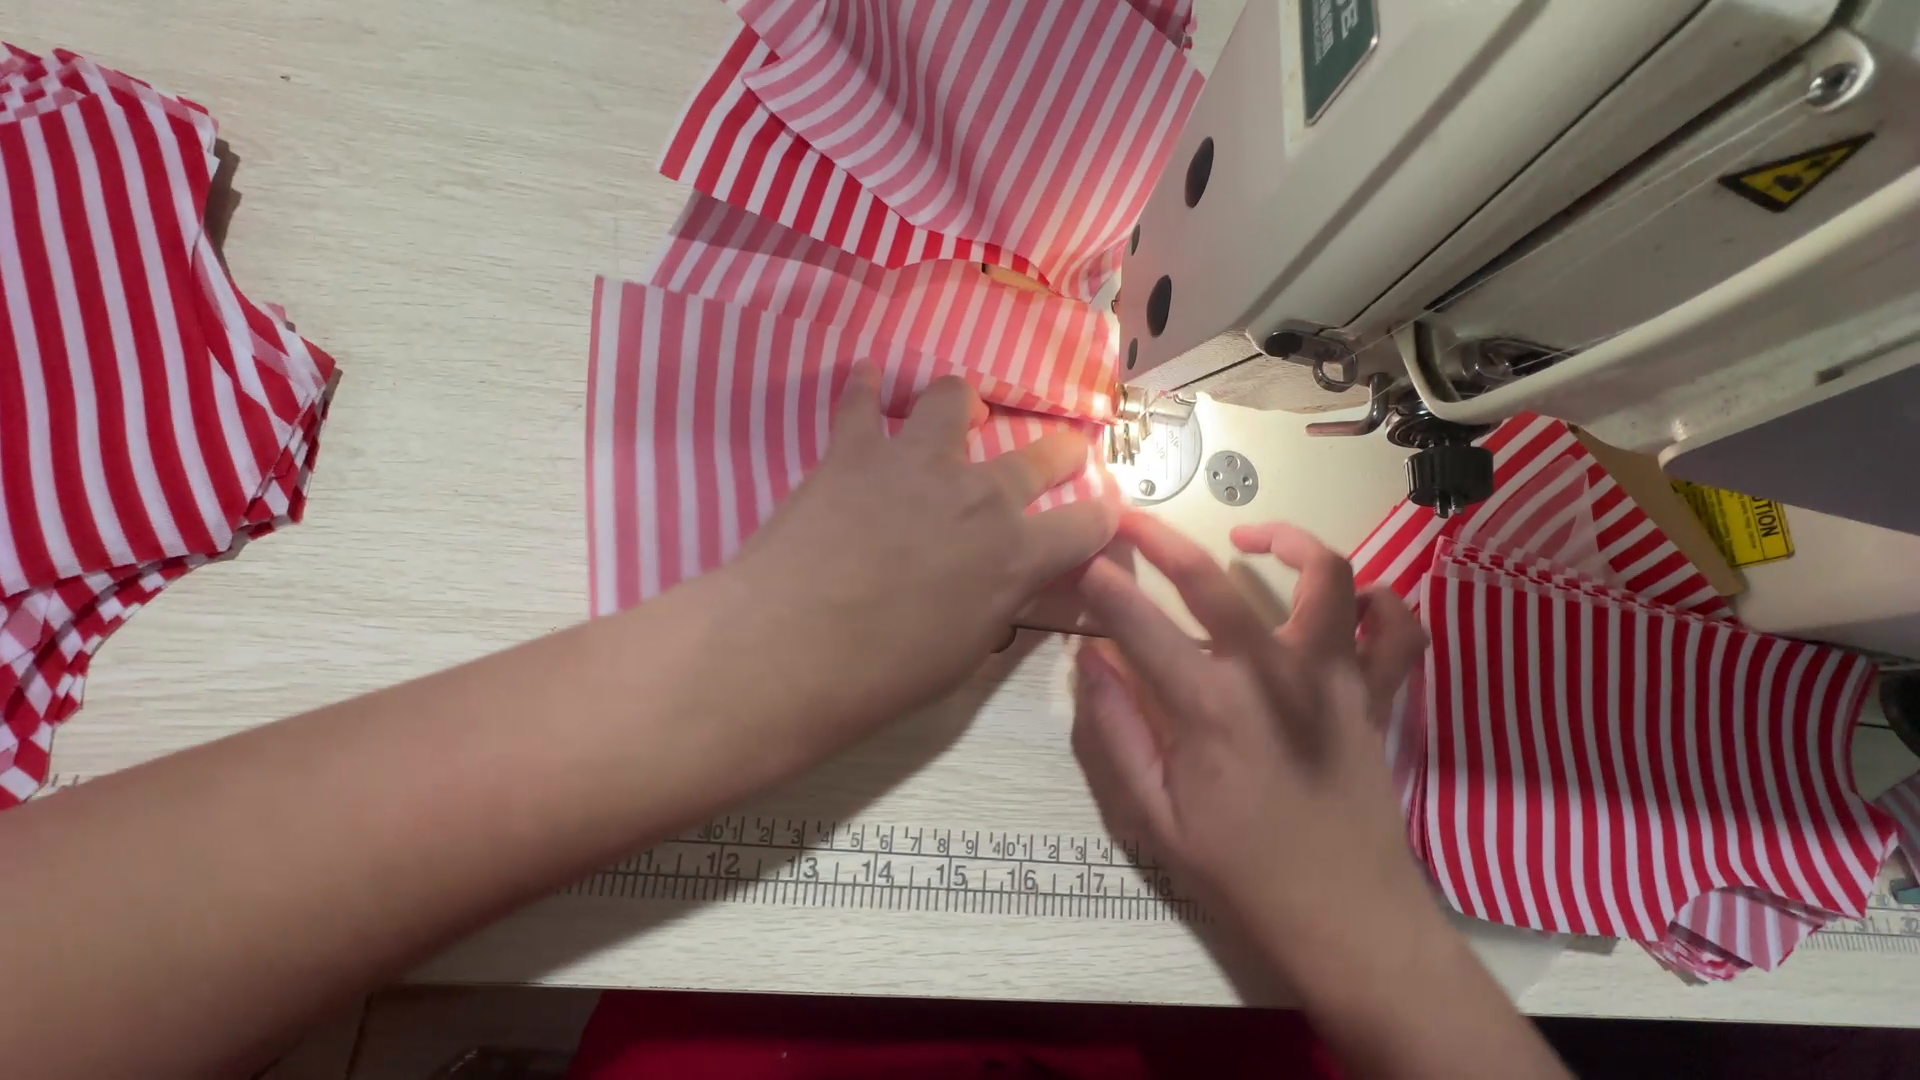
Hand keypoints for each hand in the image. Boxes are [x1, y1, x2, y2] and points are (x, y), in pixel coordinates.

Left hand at [732, 364, 1119, 735]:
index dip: (1103, 516)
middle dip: (1062, 451)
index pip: (1087, 525)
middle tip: (1062, 451)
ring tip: (958, 411)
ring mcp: (918, 463)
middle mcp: (979, 496)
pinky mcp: (855, 450)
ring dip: (964, 403)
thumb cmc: (884, 673)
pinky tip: (868, 379)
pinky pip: (864, 400)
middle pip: (1041, 456)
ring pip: (956, 399)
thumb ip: (997, 602)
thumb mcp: (965, 653)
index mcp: (1015, 555)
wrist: (792, 647)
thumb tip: (1006, 581)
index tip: (1105, 509)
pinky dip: (867, 388)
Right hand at [1071, 512, 1428, 969]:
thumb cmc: (1238, 868)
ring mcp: (1334, 679)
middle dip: (1162, 539)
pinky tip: (1350, 602)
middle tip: (1134, 520)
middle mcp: (1272, 675)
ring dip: (1289, 541)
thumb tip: (1090, 659)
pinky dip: (1382, 603)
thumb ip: (1115, 729)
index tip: (1083, 561)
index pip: (1138, 625)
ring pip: (1328, 576)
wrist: (1344, 916)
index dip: (1103, 586)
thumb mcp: (1154, 813)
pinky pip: (1400, 629)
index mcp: (1208, 708)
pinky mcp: (1376, 694)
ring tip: (1250, 539)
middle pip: (1213, 582)